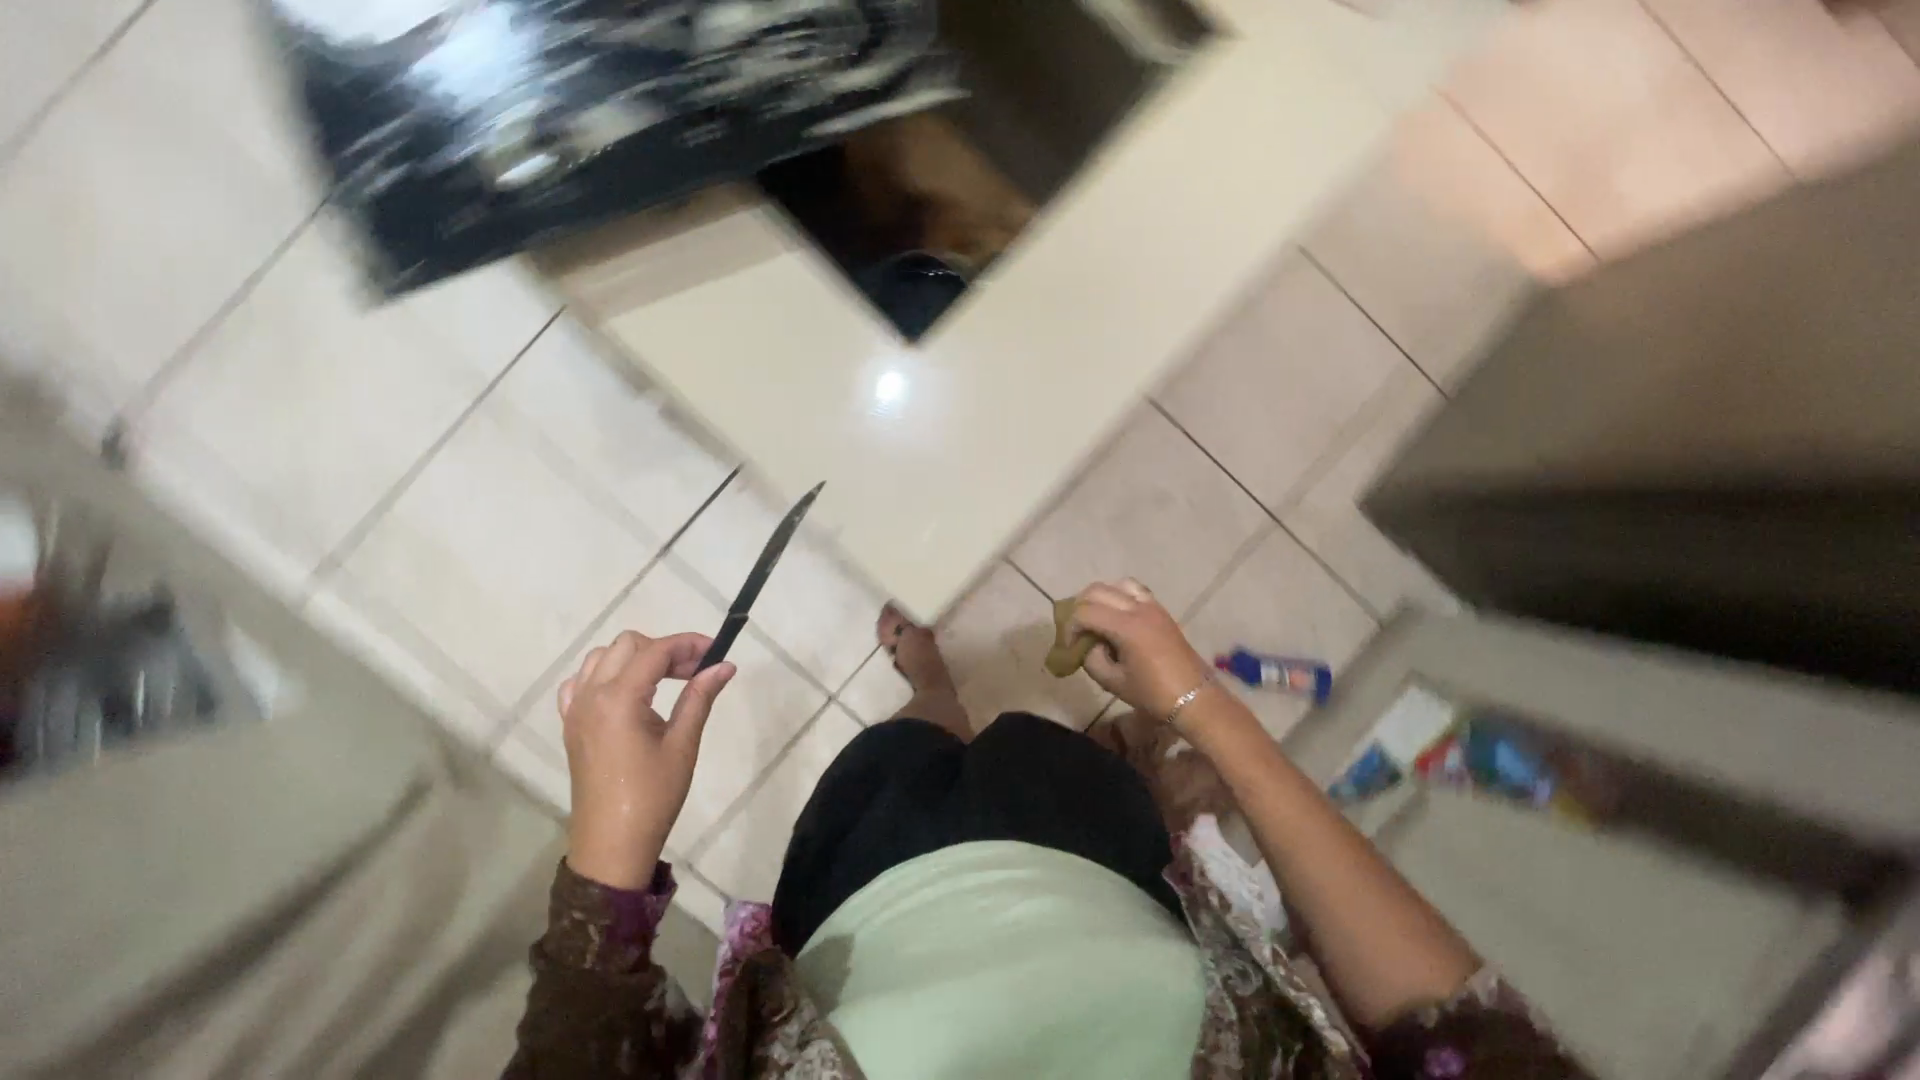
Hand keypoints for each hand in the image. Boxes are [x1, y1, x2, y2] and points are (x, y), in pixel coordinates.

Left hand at [559, 631, 735, 889]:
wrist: (612, 843)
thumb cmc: (653, 796)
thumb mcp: (683, 744)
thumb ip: (700, 697)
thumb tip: (724, 665)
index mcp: (619, 698)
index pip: (656, 651)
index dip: (689, 644)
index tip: (717, 651)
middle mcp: (591, 695)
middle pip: (627, 644)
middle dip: (664, 649)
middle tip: (695, 671)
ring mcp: (575, 709)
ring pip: (601, 658)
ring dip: (635, 658)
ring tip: (665, 681)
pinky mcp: (571, 725)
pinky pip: (580, 683)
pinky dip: (604, 676)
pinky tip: (627, 694)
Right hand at [1068, 579, 1214, 720]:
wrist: (1194, 697)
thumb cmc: (1153, 694)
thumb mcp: (1113, 682)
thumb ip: (1091, 659)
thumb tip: (1088, 644)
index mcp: (1127, 627)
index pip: (1084, 612)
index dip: (1070, 628)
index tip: (1069, 646)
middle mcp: (1138, 609)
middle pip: (1096, 591)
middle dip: (1080, 609)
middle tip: (1077, 632)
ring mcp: (1152, 606)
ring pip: (1116, 584)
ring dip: (1099, 597)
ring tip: (1095, 618)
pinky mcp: (1160, 610)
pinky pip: (1134, 590)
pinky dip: (1118, 595)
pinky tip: (1115, 616)